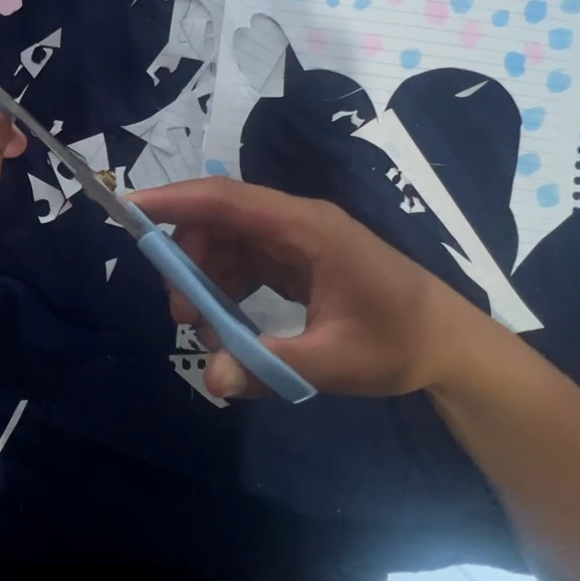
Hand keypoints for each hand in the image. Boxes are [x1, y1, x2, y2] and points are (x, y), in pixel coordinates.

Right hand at [130, 177, 501, 398]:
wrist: (450, 345)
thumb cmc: (399, 343)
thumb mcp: (335, 362)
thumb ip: (270, 368)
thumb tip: (211, 380)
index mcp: (307, 229)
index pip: (227, 200)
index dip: (174, 200)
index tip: (129, 209)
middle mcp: (296, 223)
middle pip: (218, 221)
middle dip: (187, 261)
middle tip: (183, 316)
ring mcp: (296, 239)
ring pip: (226, 241)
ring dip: (205, 279)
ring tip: (210, 331)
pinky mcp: (296, 258)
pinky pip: (243, 259)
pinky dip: (225, 287)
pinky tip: (229, 324)